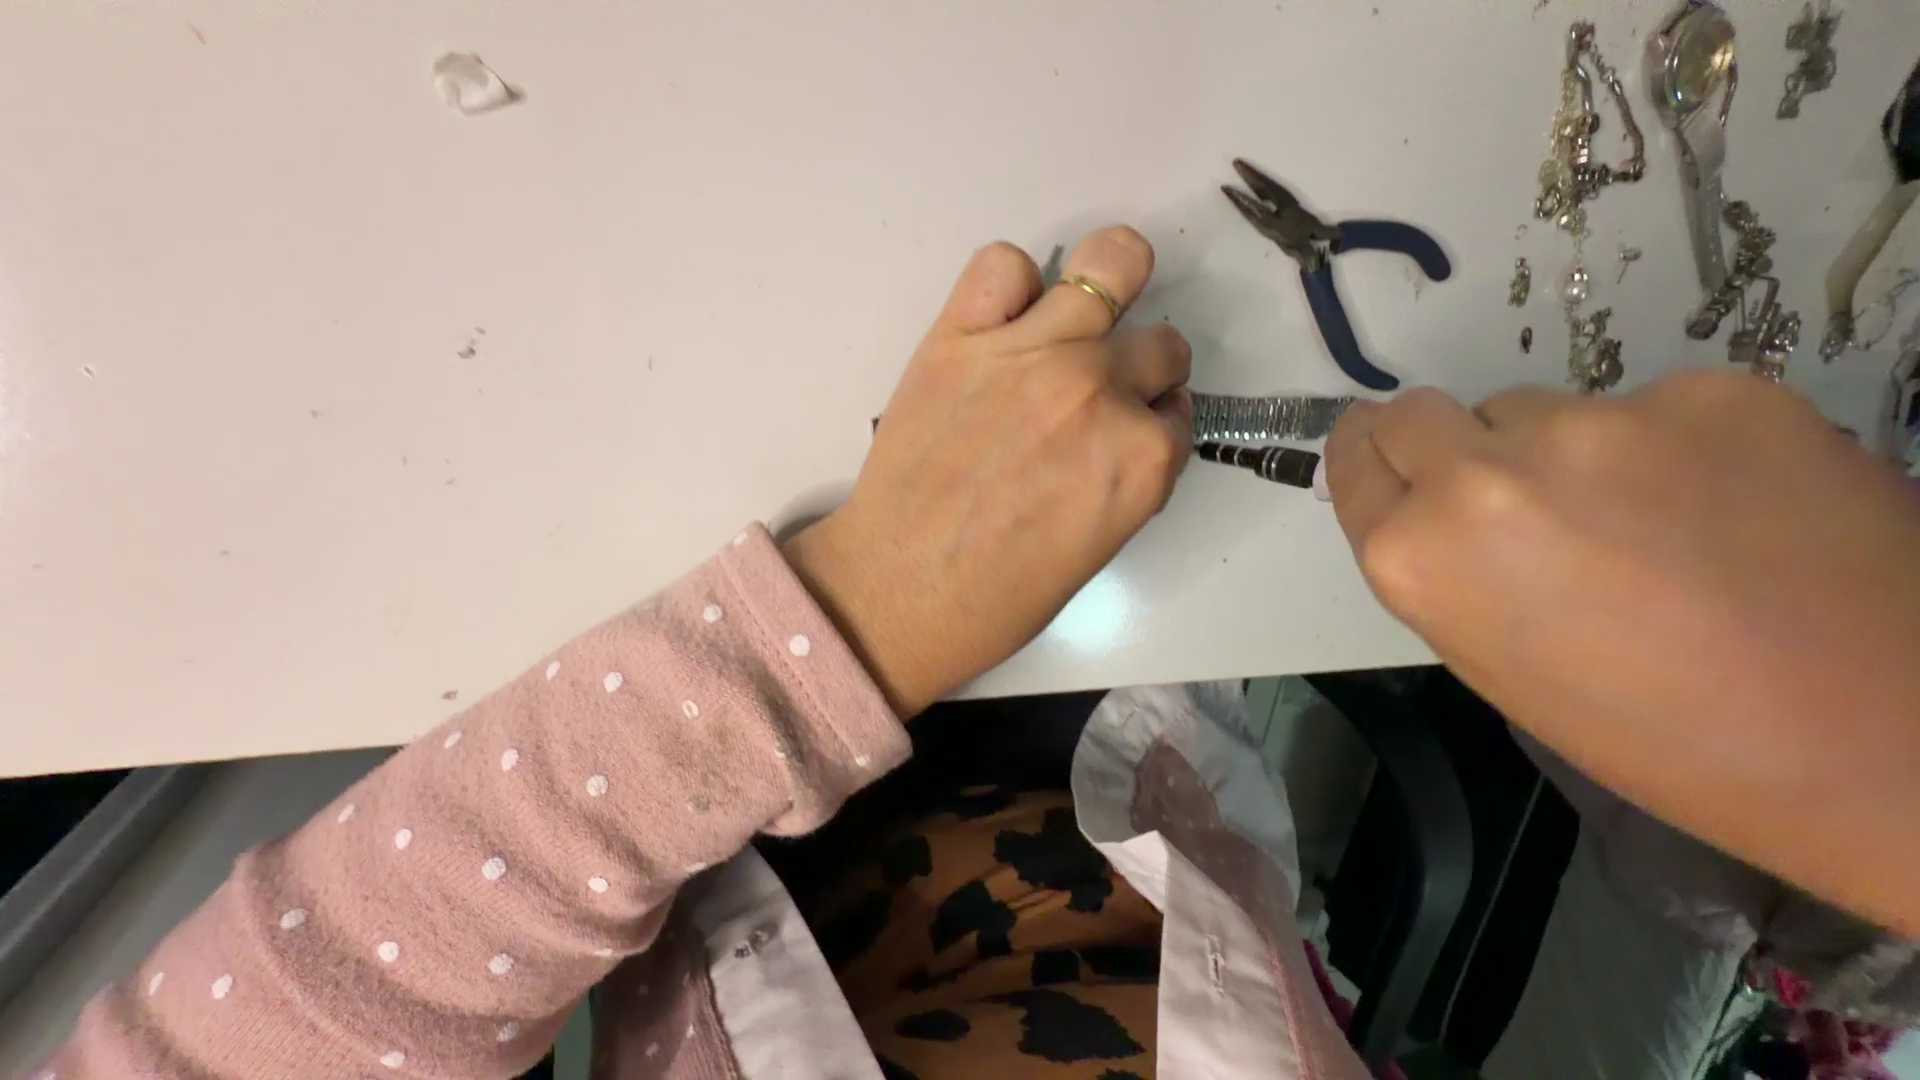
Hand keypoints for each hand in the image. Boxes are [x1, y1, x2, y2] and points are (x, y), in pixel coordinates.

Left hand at [785, 227, 1191, 718]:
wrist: (898, 593)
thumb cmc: (999, 596)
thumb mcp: (1098, 543)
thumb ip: (1126, 475)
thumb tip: (1131, 429)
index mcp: (1142, 459)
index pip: (1179, 413)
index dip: (1155, 423)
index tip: (1127, 434)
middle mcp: (1098, 393)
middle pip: (1160, 344)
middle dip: (1142, 371)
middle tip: (1099, 395)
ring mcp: (1029, 354)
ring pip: (1111, 264)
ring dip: (1111, 289)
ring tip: (1082, 317)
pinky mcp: (959, 338)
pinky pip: (1004, 264)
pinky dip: (1013, 283)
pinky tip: (1007, 318)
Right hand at [1325, 374, 1919, 934]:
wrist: (1880, 741)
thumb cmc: (1644, 727)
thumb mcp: (1488, 654)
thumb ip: (1437, 561)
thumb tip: (1436, 500)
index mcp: (1414, 553)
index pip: (1354, 455)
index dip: (1372, 459)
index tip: (1395, 464)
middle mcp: (1480, 475)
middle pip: (1418, 411)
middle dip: (1443, 445)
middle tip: (1503, 492)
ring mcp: (1595, 424)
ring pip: (1534, 409)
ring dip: (1556, 452)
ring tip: (1638, 519)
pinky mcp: (1711, 393)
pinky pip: (1645, 406)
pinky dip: (1661, 446)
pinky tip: (1719, 507)